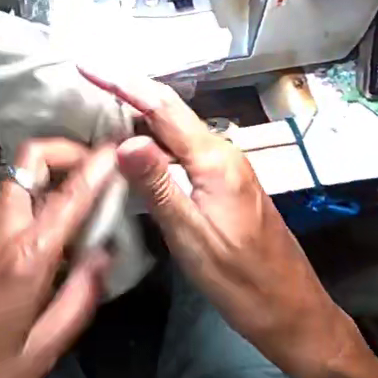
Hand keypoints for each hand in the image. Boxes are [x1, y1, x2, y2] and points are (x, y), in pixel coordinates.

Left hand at [0, 139, 118, 377]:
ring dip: (52, 179)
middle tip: (100, 170)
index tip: (122, 147)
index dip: (97, 164)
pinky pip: (8, 212)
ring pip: (18, 184)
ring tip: (91, 205)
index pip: (68, 192)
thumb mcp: (42, 352)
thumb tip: (105, 255)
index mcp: (24, 257)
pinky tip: (59, 241)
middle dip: (66, 153)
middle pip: (28, 161)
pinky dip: (36, 206)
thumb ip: (79, 298)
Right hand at [82, 67, 366, 377]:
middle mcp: (221, 153)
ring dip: (136, 113)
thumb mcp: (192, 237)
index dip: (121, 82)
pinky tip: (131, 148)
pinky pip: (180, 149)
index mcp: (214, 160)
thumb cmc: (242, 281)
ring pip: (174, 129)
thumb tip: (124, 142)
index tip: (87, 66)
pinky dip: (151, 141)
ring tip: (98, 104)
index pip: (161, 107)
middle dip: (125, 89)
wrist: (292, 311)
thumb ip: (158, 187)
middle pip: (168, 110)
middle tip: (85, 79)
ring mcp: (224, 167)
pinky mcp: (222, 182)